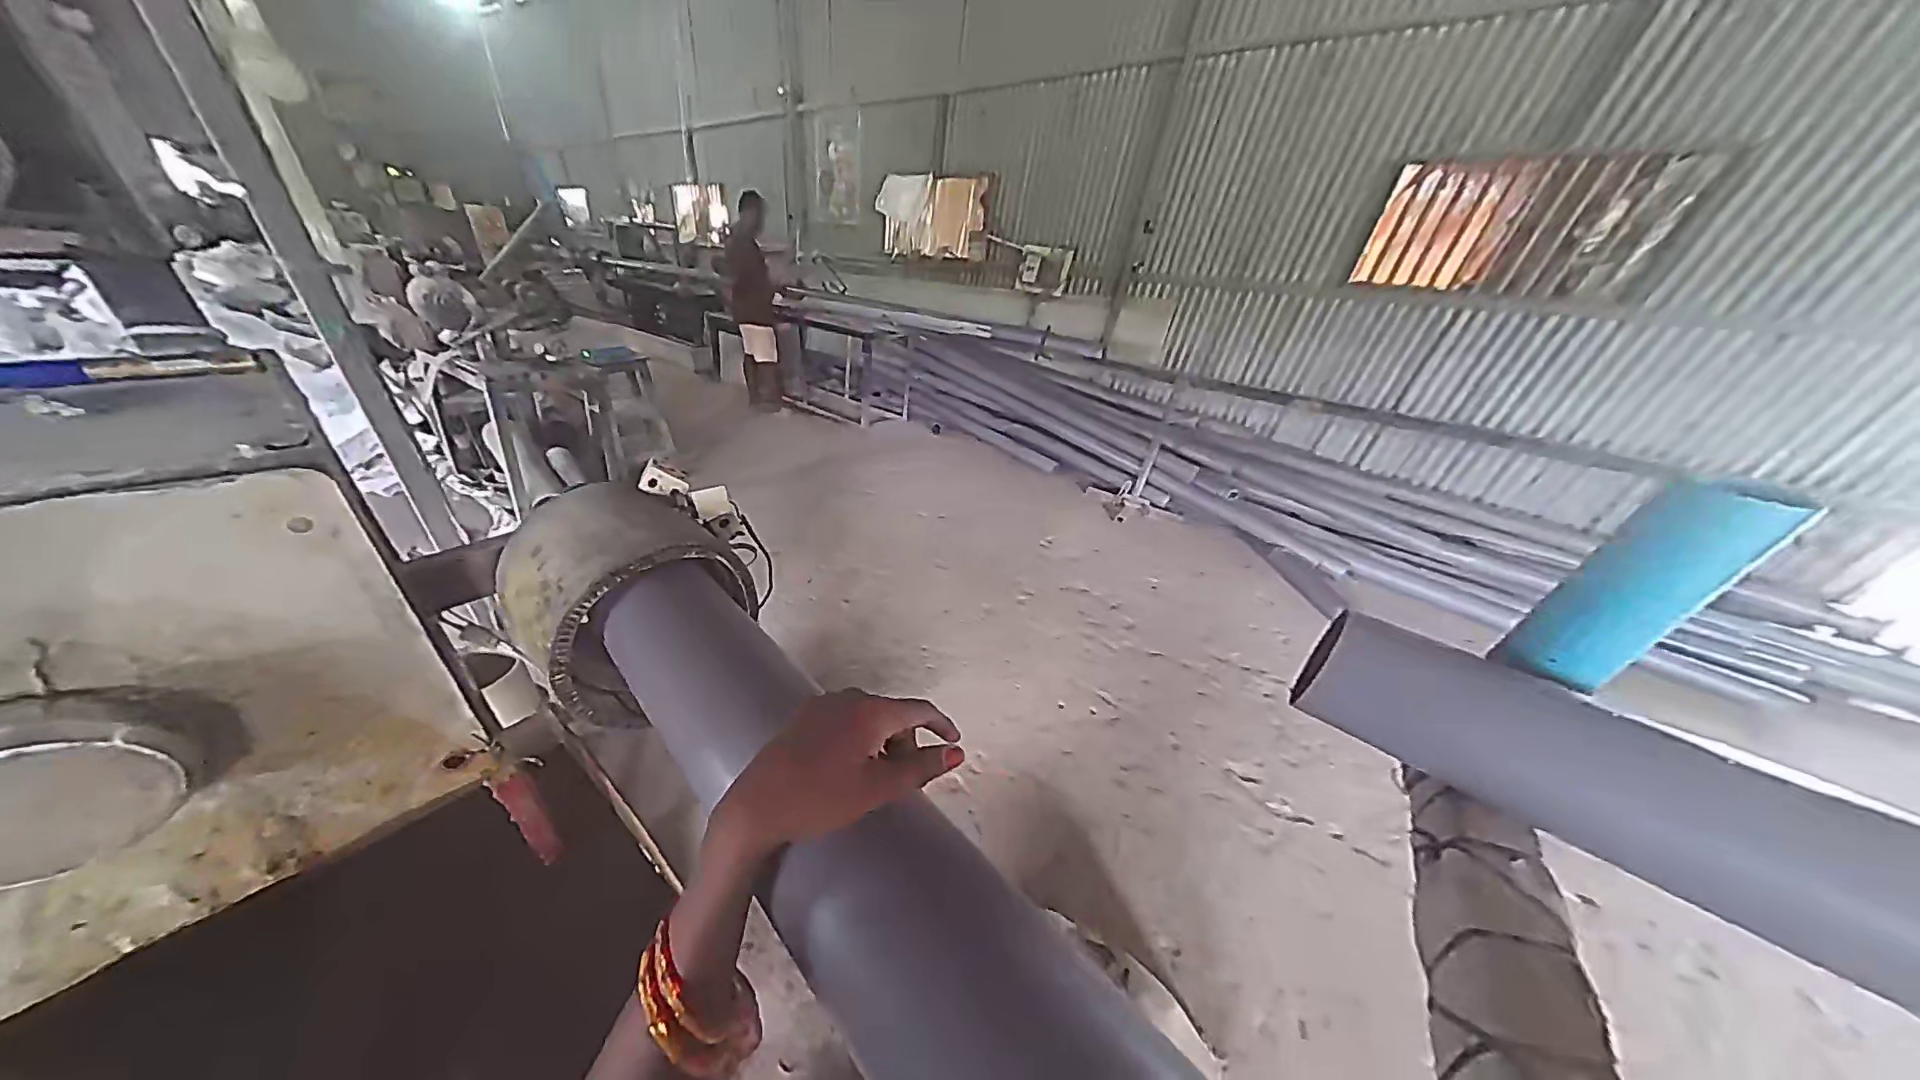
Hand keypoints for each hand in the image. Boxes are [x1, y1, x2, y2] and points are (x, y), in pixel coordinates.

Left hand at [708, 690, 963, 858]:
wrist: (756, 808)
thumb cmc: (820, 799)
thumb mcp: (877, 788)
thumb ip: (921, 768)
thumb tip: (956, 753)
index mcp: (870, 711)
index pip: (918, 710)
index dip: (941, 725)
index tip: (954, 742)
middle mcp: (847, 698)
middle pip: (893, 714)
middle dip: (906, 742)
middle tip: (905, 778)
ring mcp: (822, 705)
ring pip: (869, 717)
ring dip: (883, 742)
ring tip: (876, 779)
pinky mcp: (804, 717)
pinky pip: (846, 720)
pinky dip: (860, 739)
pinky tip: (849, 768)